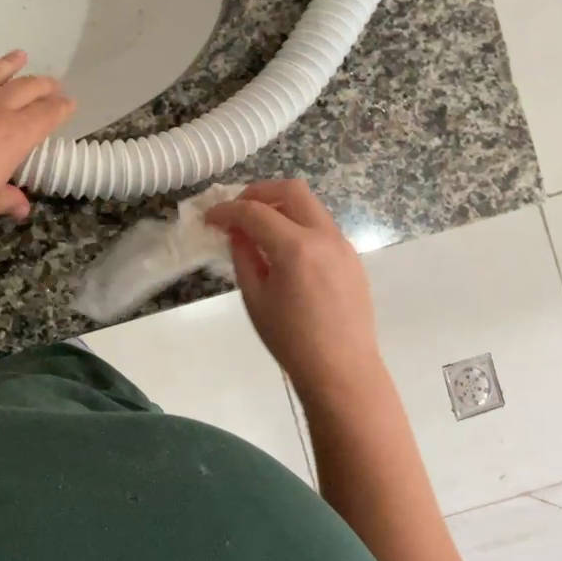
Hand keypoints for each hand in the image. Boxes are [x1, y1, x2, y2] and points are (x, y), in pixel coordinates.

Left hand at [0, 33, 74, 242]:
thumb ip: (7, 199)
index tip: (69, 104)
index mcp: (15, 135)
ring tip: (19, 55)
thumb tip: (22, 207)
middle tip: (52, 84)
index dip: (61, 108)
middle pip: (25, 90)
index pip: (47, 115)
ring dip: (7, 64)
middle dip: (43, 85)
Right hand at [204, 179, 382, 389]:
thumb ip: (244, 257)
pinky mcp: (352, 257)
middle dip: (258, 193)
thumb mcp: (255, 298)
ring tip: (258, 231)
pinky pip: (321, 227)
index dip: (226, 211)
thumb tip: (237, 232)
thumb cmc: (291, 340)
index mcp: (295, 248)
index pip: (254, 212)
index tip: (209, 218)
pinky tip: (283, 252)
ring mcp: (343, 245)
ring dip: (280, 208)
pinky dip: (298, 225)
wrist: (342, 369)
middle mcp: (324, 236)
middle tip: (237, 211)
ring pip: (310, 206)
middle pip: (290, 190)